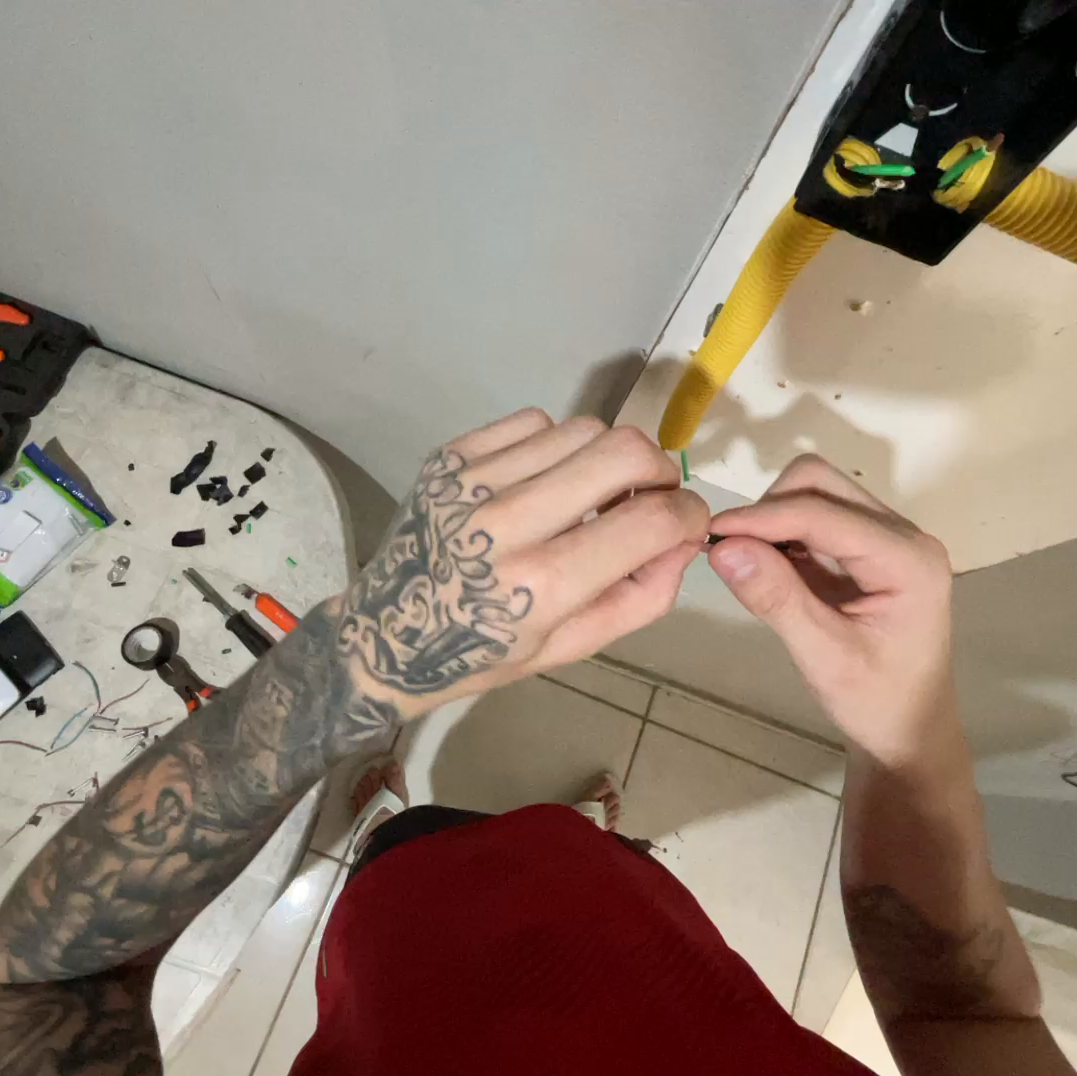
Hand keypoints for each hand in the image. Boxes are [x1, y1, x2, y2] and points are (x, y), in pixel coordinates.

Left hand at [337, 408, 707, 716]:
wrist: (387, 634)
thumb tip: (688, 536)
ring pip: (581, 428)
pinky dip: (556, 444)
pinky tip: (543, 480)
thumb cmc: (486, 653)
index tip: (688, 521)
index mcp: (540, 586)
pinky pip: (533, 421)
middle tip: (649, 496)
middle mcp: (505, 523)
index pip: (650, 521)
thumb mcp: (573, 646)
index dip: (689, 514)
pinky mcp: (449, 457)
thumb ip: (643, 595)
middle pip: (621, 450)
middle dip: (658, 470)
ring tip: (590, 493)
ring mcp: (471, 482)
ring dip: (605, 457)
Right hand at [705, 455, 953, 763]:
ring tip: (748, 564)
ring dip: (772, 519)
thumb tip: (720, 548)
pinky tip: (765, 568)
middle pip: (820, 483)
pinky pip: (813, 517)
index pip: (821, 513)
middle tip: (732, 552)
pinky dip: (780, 533)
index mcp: (906, 559)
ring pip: (814, 493)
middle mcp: (901, 535)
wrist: (908, 730)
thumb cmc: (875, 702)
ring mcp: (883, 537)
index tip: (707, 534)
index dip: (761, 517)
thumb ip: (775, 599)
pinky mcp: (863, 548)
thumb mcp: (823, 658)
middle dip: (768, 509)